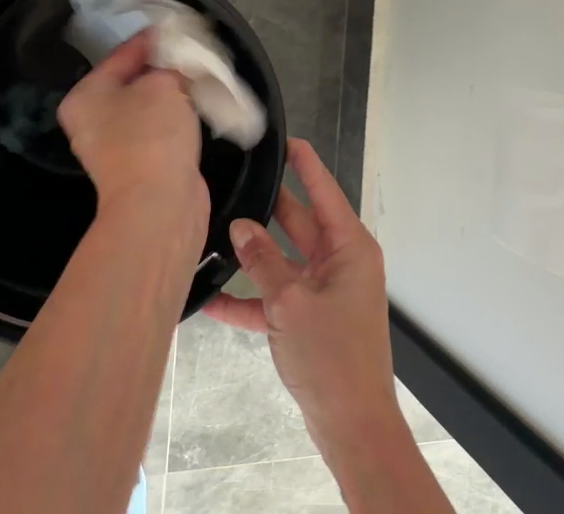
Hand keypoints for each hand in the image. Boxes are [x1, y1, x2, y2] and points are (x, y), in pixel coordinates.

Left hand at [57, 31, 206, 224]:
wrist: (159, 204)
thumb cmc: (152, 135)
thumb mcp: (163, 84)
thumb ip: (170, 66)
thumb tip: (176, 63)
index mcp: (84, 96)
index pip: (120, 54)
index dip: (151, 40)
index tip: (175, 27)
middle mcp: (92, 121)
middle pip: (132, 82)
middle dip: (164, 68)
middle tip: (191, 52)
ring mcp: (114, 147)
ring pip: (147, 108)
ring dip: (173, 94)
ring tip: (199, 76)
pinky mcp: (139, 166)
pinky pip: (158, 131)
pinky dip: (177, 119)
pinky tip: (198, 107)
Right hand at [203, 139, 398, 447]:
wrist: (351, 425)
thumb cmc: (332, 356)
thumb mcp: (291, 303)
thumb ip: (263, 261)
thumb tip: (241, 227)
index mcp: (349, 248)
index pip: (324, 191)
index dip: (305, 163)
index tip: (284, 138)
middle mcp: (340, 262)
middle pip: (299, 222)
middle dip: (267, 206)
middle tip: (235, 179)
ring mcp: (325, 291)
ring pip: (283, 259)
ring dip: (252, 254)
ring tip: (213, 230)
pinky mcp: (310, 318)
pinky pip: (277, 297)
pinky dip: (250, 298)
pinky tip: (211, 299)